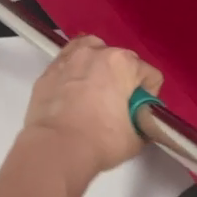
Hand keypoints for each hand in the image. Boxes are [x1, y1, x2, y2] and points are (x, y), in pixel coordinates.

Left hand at [21, 35, 163, 174]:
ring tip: (96, 90)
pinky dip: (74, 71)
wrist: (56, 145)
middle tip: (119, 103)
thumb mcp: (138, 135)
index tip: (141, 111)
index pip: (149, 74)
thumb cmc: (101, 139)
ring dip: (98, 66)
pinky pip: (68, 62)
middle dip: (123, 79)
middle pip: (120, 59)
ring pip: (90, 51)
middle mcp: (94, 52)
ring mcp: (68, 58)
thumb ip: (143, 119)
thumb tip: (139, 117)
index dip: (149, 95)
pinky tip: (74, 90)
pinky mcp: (48, 69)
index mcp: (121, 63)